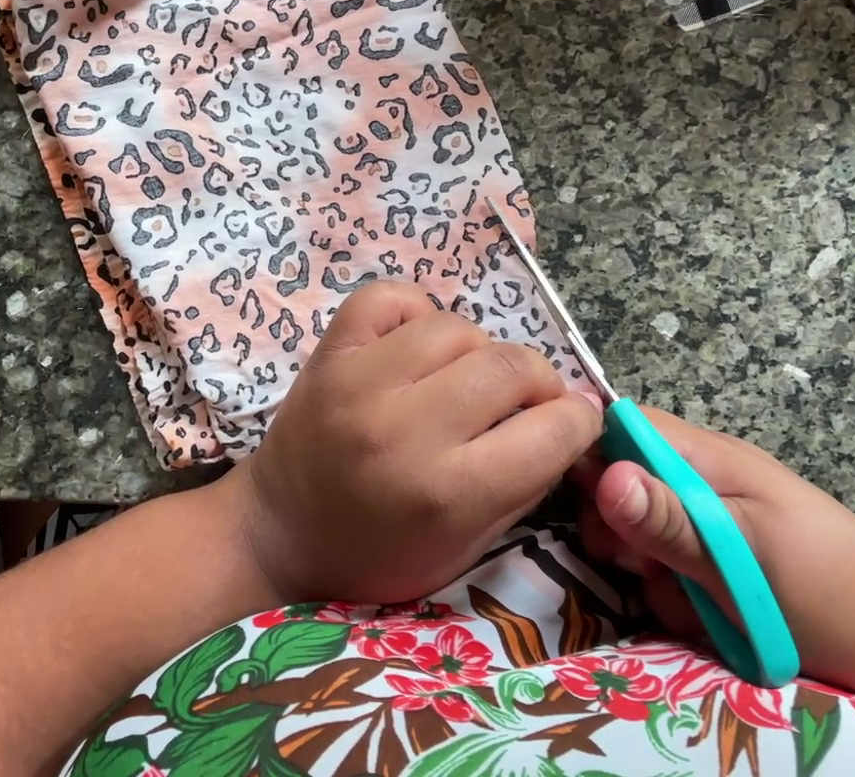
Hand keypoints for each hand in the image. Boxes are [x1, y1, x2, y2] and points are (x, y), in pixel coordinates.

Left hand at [225, 281, 601, 605]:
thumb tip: (569, 418)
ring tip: (462, 380)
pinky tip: (415, 347)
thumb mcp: (465, 547)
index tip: (567, 424)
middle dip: (537, 382)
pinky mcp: (329, 352)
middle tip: (522, 402)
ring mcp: (361, 381)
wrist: (277, 533)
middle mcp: (406, 428)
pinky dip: (415, 314)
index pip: (554, 428)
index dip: (577, 423)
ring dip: (476, 352)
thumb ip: (524, 483)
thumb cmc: (375, 556)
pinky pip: (390, 298)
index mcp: (449, 492)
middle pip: (512, 365)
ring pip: (457, 327)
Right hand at [575, 407, 854, 698]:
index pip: (621, 427)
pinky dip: (674, 595)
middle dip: (617, 528)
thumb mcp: (746, 557)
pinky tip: (706, 618)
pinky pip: (668, 571)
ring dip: (649, 570)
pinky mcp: (719, 566)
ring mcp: (711, 525)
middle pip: (619, 485)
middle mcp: (702, 482)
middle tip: (639, 565)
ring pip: (639, 536)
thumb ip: (669, 519)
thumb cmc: (839, 595)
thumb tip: (600, 476)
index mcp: (708, 458)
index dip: (590, 456)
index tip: (583, 507)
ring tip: (688, 601)